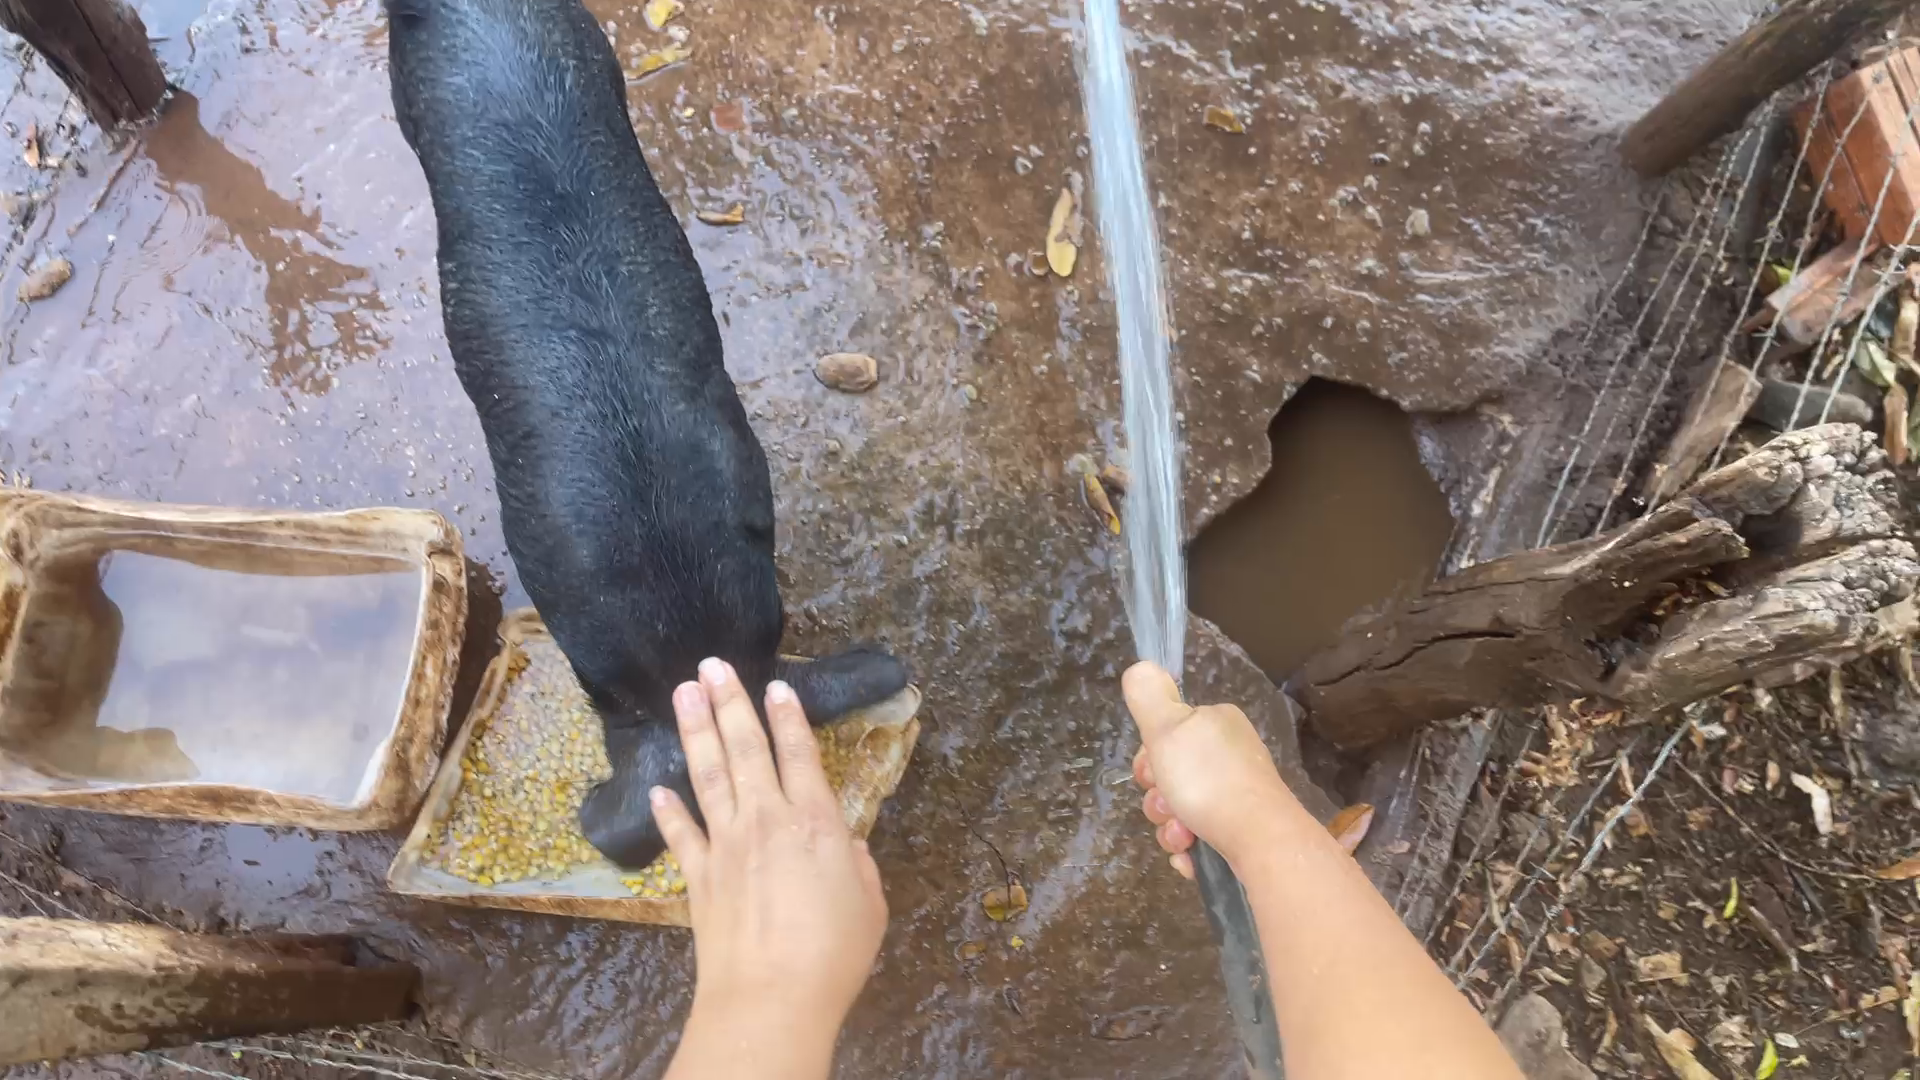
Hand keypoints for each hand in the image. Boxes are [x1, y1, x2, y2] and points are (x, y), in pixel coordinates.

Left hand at [653, 658, 886, 1075]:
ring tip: (683, 694)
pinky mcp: (698, 876)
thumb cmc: (834, 953)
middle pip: (745, 749)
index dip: (789, 716)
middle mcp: (766, 818)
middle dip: (730, 703)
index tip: (777, 684)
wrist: (770, 1003)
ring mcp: (726, 844)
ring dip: (696, 731)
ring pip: (708, 775)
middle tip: (712, 666)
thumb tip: (845, 846)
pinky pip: (681, 834)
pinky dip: (667, 810)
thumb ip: (858, 864)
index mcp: (815, 820)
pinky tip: (656, 788)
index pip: (799, 753)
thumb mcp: (869, 903)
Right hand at [1122, 661, 1294, 876]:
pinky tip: (1192, 856)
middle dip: (1159, 798)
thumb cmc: (1210, 781)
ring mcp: (1239, 795)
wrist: (1263, 843)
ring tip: (1183, 837)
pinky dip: (1191, 849)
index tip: (1152, 773)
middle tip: (1167, 807)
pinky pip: (1201, 837)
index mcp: (1216, 724)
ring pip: (1183, 810)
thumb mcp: (1167, 728)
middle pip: (1171, 775)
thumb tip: (1142, 665)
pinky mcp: (1244, 831)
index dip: (1148, 757)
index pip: (1166, 734)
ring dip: (1171, 827)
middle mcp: (1230, 755)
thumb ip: (1148, 696)